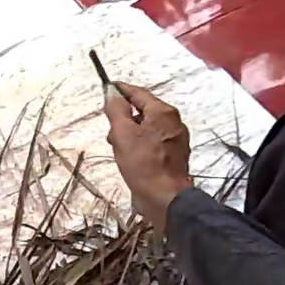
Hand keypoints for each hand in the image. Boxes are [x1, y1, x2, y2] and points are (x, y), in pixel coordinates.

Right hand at [104, 82, 192, 236]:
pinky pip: (153, 141)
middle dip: (124, 118)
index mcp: (163, 112)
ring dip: (130, 133)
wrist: (165, 197)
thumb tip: (112, 93)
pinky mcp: (174, 154)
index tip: (107, 87)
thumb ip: (116, 110)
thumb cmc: (142, 163)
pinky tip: (130, 157)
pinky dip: (140, 144)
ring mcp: (176, 138)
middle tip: (110, 132)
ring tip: (118, 149)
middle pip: (143, 111)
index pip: (138, 93)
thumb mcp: (122, 133)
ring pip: (147, 127)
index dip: (120, 90)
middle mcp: (173, 121)